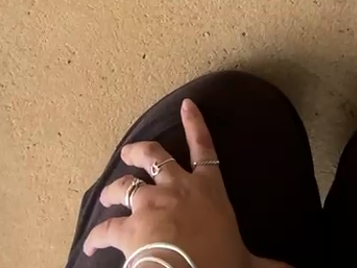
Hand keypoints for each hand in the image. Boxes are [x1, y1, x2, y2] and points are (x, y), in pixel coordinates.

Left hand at [84, 99, 285, 267]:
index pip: (205, 148)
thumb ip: (266, 263)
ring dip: (114, 190)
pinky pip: (106, 227)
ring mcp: (150, 203)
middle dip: (140, 151)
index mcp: (209, 189)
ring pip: (126, 186)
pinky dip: (97, 236)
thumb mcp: (248, 261)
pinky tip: (90, 243)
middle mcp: (177, 188)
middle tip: (128, 151)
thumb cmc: (222, 263)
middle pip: (155, 157)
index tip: (187, 104)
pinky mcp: (129, 226)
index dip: (196, 124)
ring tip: (107, 193)